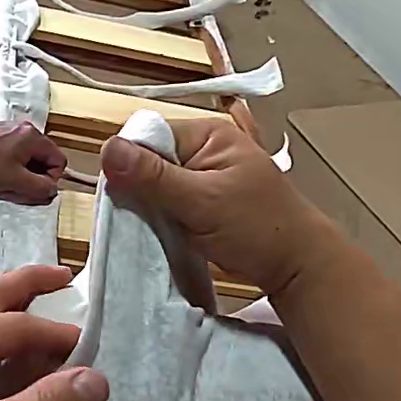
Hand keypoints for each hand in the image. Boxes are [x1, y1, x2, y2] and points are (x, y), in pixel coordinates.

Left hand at [0, 120, 65, 202]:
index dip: (51, 179)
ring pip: (31, 157)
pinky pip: (18, 153)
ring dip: (25, 172)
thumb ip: (39, 187)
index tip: (36, 189)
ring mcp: (14, 131)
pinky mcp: (3, 135)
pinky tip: (0, 173)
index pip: (58, 161)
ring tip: (9, 181)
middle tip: (21, 188)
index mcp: (34, 138)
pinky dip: (14, 165)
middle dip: (37, 176)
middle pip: (45, 158)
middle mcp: (27, 130)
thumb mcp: (15, 181)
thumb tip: (52, 190)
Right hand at [100, 118, 340, 296]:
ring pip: (155, 186)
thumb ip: (153, 177)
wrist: (294, 265)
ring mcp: (202, 177)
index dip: (130, 163)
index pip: (150, 136)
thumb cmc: (256, 228)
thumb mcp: (201, 201)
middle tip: (138, 218)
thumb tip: (107, 148)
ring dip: (148, 207)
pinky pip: (166, 203)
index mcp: (208, 135)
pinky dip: (158, 218)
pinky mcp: (200, 202)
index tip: (123, 196)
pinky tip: (158, 232)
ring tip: (149, 227)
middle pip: (149, 161)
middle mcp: (203, 149)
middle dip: (139, 189)